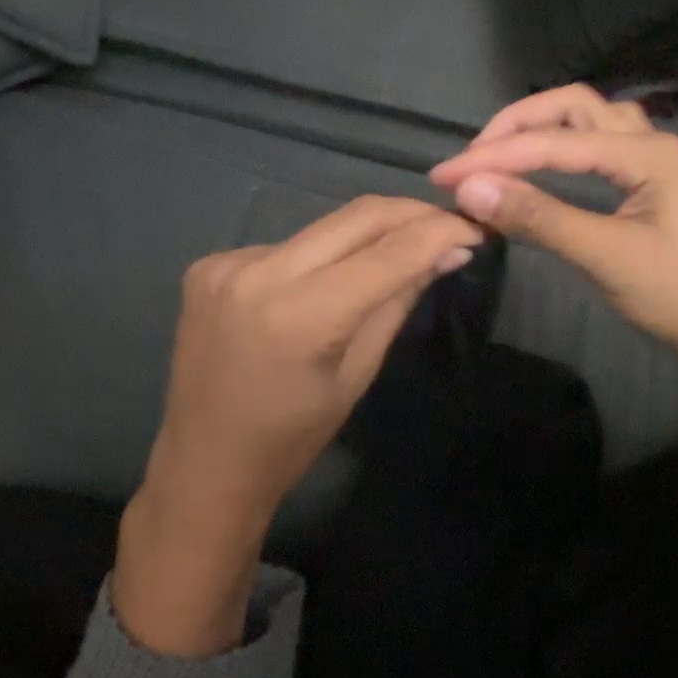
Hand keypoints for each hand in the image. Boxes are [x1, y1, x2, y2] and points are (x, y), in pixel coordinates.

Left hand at [114, 197, 481, 656]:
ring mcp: (227, 263)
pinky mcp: (210, 263)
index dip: (438, 232)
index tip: (474, 227)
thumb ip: (399, 300)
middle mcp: (259, 274)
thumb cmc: (292, 436)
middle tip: (449, 223)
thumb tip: (448, 250)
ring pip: (322, 228)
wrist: (204, 464)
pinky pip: (286, 244)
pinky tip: (325, 281)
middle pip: (356, 217)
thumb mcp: (359, 373)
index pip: (388, 253)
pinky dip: (319, 255)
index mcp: (300, 316)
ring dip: (367, 233)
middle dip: (410, 214)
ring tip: (398, 250)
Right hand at [429, 84, 677, 370]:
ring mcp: (657, 164)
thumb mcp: (607, 258)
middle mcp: (651, 143)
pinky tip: (546, 169)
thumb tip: (470, 188)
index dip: (494, 157)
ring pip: (590, 124)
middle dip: (519, 124)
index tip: (443, 177)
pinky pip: (601, 149)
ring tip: (501, 156)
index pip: (553, 142)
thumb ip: (539, 218)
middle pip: (574, 108)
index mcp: (647, 152)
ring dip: (543, 129)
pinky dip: (564, 150)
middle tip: (474, 157)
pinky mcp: (654, 188)